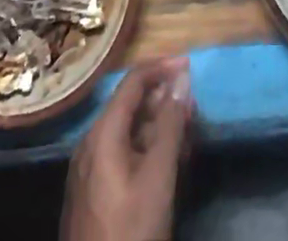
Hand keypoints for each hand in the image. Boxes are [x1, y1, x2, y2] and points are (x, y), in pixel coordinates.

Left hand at [61, 57, 191, 240]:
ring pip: (129, 130)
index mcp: (102, 133)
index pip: (131, 83)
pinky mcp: (98, 189)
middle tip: (195, 101)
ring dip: (160, 123)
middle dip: (163, 97)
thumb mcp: (157, 178)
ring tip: (190, 127)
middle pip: (129, 105)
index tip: (190, 65)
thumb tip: (182, 80)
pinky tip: (172, 157)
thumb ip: (170, 127)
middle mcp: (92, 142)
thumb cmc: (130, 231)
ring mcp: (93, 167)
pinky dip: (149, 146)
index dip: (160, 68)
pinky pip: (125, 152)